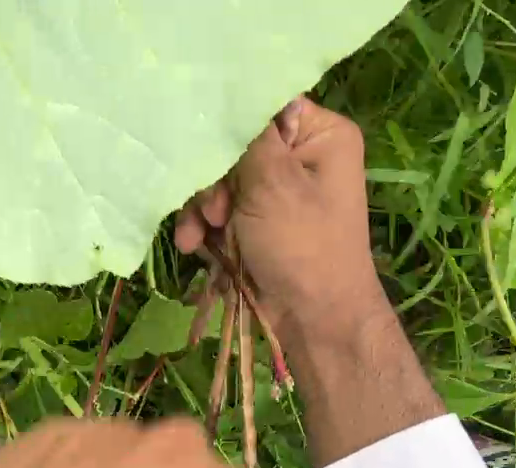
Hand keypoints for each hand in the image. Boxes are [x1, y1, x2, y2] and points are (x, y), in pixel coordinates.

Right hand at [175, 98, 445, 466]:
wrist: (311, 318)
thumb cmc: (303, 247)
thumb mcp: (274, 185)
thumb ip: (248, 141)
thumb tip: (222, 102)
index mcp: (320, 136)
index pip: (263, 111)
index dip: (229, 133)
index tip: (211, 161)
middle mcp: (299, 161)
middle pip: (234, 152)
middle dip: (211, 185)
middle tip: (212, 214)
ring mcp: (274, 199)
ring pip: (219, 188)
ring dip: (200, 214)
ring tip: (195, 242)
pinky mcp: (253, 230)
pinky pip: (218, 219)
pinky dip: (205, 234)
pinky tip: (196, 251)